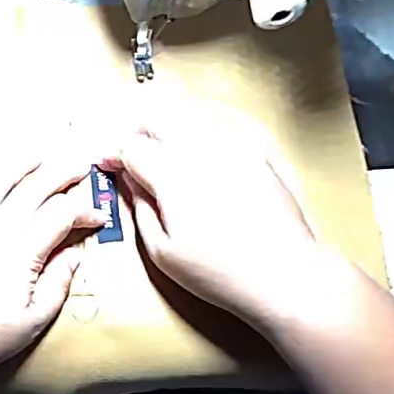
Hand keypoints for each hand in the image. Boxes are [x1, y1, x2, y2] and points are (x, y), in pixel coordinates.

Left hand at [0, 157, 108, 381]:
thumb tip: (74, 256)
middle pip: (30, 189)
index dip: (84, 210)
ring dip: (16, 166)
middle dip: (59, 173)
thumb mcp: (30, 323)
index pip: (60, 216)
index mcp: (18, 254)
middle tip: (79, 165)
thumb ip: (57, 285)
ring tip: (35, 157)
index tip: (99, 217)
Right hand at [103, 125, 358, 333]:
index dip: (115, 154)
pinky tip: (198, 163)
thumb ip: (139, 208)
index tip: (109, 165)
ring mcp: (233, 150)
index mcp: (172, 176)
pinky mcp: (255, 156)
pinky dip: (198, 138)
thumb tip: (129, 182)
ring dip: (168, 129)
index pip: (132, 146)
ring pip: (189, 119)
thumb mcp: (162, 252)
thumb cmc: (222, 273)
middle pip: (159, 118)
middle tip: (132, 152)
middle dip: (139, 130)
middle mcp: (202, 153)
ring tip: (162, 154)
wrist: (284, 274)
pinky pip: (218, 132)